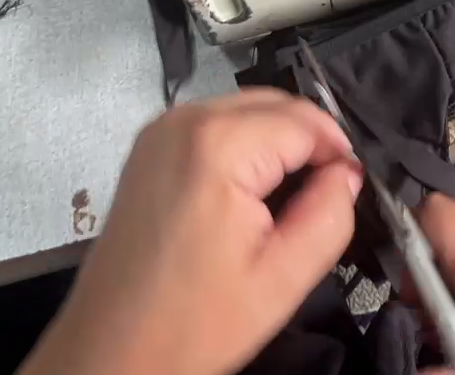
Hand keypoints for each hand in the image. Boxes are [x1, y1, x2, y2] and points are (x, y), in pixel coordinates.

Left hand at [19, 89, 362, 374]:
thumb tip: (346, 175)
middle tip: (323, 194)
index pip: (305, 121)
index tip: (346, 185)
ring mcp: (163, 127)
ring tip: (284, 200)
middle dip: (308, 142)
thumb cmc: (184, 326)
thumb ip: (330, 217)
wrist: (107, 352)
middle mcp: (185, 119)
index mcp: (218, 144)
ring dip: (277, 141)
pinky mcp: (152, 142)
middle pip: (277, 104)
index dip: (335, 152)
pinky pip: (218, 121)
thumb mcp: (280, 281)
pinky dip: (244, 144)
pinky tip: (247, 192)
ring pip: (249, 109)